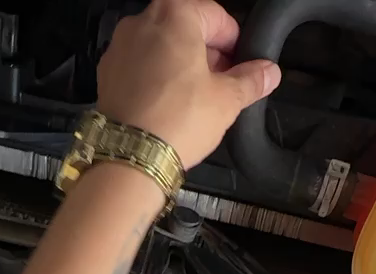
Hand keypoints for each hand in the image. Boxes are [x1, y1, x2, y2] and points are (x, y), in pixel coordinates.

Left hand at [95, 0, 280, 168]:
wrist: (130, 157)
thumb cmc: (176, 122)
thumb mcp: (226, 101)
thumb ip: (250, 81)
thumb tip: (268, 73)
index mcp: (176, 14)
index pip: (216, 15)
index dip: (233, 41)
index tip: (240, 61)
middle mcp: (142, 22)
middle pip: (185, 29)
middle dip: (206, 54)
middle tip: (220, 84)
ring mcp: (120, 48)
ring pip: (159, 49)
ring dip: (179, 67)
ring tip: (193, 100)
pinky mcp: (107, 76)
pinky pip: (138, 70)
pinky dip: (154, 82)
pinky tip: (167, 108)